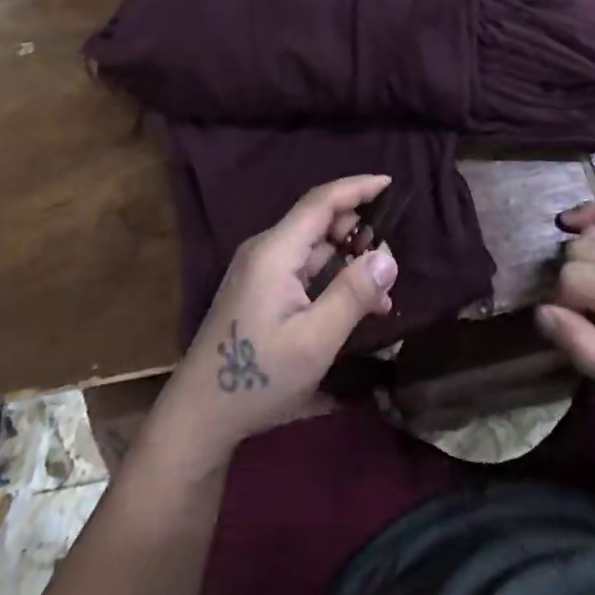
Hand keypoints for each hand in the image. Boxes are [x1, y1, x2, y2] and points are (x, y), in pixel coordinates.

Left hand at [149, 176, 399, 462]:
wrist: (202, 411)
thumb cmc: (259, 377)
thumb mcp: (315, 341)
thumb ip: (352, 295)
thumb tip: (388, 256)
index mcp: (274, 252)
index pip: (320, 202)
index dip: (357, 188)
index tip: (392, 183)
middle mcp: (264, 251)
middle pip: (317, 222)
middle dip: (358, 233)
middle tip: (392, 265)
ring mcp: (259, 270)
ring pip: (313, 248)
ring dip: (348, 260)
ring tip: (382, 293)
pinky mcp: (259, 290)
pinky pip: (302, 269)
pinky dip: (331, 278)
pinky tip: (355, 305)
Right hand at [533, 202, 594, 459]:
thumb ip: (588, 351)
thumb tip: (542, 312)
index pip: (571, 279)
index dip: (561, 305)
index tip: (576, 331)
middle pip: (577, 250)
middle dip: (567, 280)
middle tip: (585, 316)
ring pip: (592, 233)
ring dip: (580, 258)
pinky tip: (578, 226)